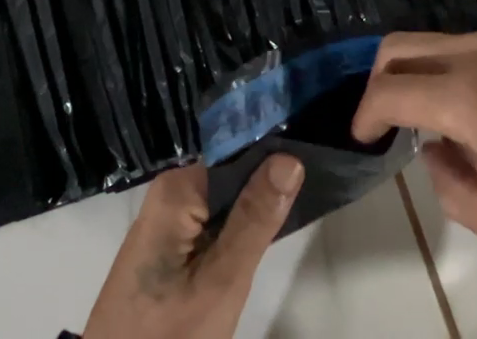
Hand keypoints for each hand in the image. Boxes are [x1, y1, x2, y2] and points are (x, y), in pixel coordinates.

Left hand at [83, 156, 304, 338]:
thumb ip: (254, 219)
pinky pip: (211, 220)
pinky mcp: (169, 240)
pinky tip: (254, 243)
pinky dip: (235, 232)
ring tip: (286, 221)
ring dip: (252, 214)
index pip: (238, 155)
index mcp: (177, 188)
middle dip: (264, 192)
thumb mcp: (221, 281)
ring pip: (225, 201)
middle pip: (232, 176)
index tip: (310, 169)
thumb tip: (289, 158)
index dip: (275, 162)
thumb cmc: (170, 333)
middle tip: (302, 206)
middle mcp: (169, 191)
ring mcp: (167, 216)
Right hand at [351, 24, 476, 271]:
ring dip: (429, 83)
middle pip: (402, 47)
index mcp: (472, 97)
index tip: (366, 138)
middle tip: (391, 126)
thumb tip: (439, 154)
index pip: (389, 89)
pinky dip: (466, 76)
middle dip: (382, 83)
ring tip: (460, 139)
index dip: (365, 113)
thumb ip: (456, 193)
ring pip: (443, 45)